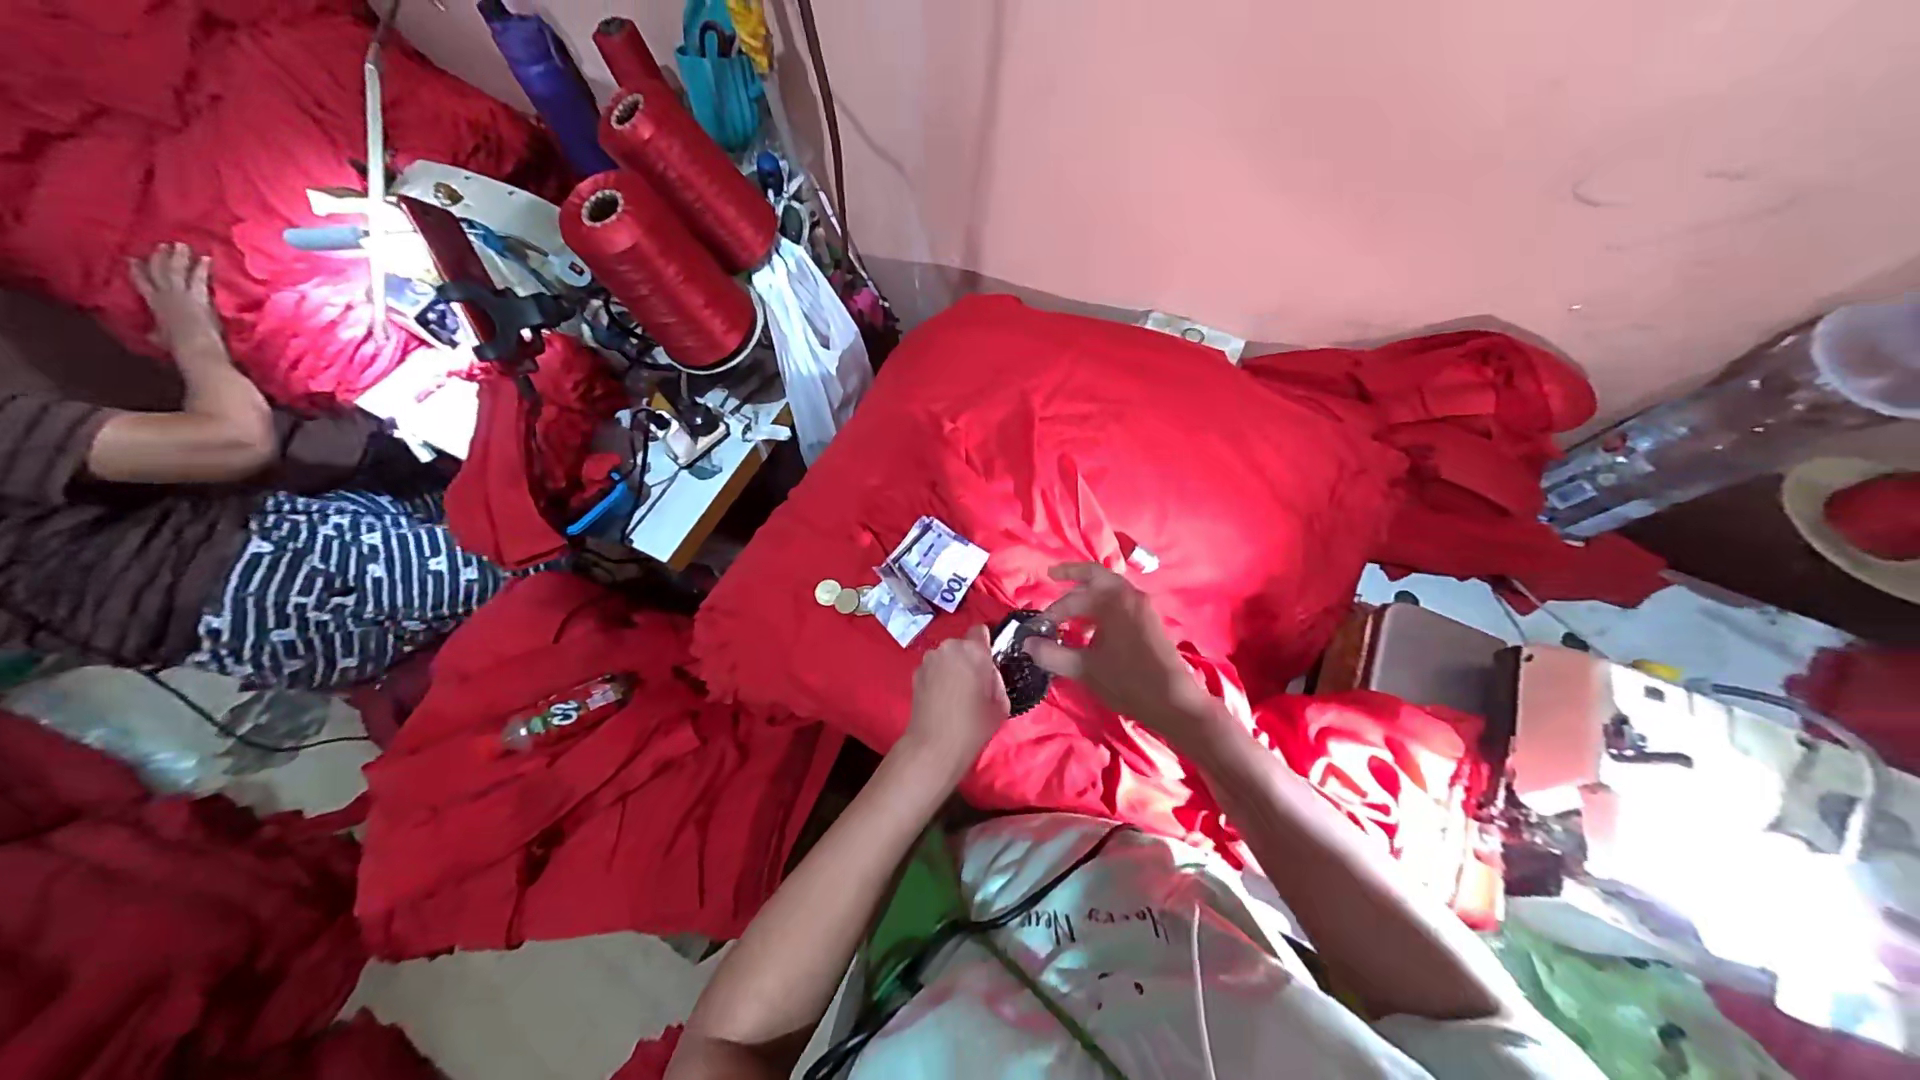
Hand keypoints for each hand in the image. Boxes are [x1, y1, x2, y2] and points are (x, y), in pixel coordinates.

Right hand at [129, 242, 222, 356]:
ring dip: (178, 256)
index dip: (136, 270)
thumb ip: (156, 334)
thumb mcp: (161, 338)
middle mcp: (164, 296)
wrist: (195, 348)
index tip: (131, 258)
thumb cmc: (180, 347)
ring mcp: (181, 294)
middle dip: (159, 257)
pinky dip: (202, 267)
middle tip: (161, 245)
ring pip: (176, 270)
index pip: (141, 283)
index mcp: (153, 305)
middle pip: (158, 272)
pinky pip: (199, 278)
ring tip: (181, 245)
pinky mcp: (199, 297)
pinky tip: (206, 258)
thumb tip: (151, 336)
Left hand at [901, 625, 1009, 770]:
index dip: (984, 646)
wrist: (935, 745)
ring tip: (954, 692)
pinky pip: (933, 668)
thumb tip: (987, 674)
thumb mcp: (1001, 704)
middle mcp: (949, 647)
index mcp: (974, 651)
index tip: (986, 665)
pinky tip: (940, 697)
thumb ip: (996, 679)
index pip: (981, 631)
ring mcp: (929, 659)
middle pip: (962, 645)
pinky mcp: (915, 672)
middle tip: (972, 683)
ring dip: (951, 667)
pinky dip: (937, 676)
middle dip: (968, 658)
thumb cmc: (974, 726)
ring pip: (946, 656)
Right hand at [1024, 563, 1224, 749]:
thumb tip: (1027, 644)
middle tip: (1052, 576)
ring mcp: (1143, 606)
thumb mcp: (1084, 669)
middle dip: (1072, 577)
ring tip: (1069, 615)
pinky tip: (1091, 631)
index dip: (1052, 611)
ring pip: (1109, 589)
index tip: (1039, 628)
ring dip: (1087, 596)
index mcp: (1113, 600)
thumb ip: (1052, 654)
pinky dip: (1102, 607)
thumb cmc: (1128, 681)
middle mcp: (1129, 595)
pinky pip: (1120, 602)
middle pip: (1095, 576)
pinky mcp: (1149, 620)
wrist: (1174, 701)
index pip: (1073, 597)